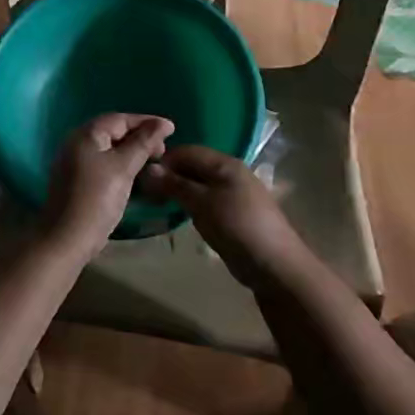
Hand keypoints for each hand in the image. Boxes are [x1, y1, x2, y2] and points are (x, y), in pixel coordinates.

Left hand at [42, 114, 174, 253]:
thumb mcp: (124, 167)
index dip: (146, 122)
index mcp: (85, 135)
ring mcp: (74, 163)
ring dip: (132, 153)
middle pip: (113, 132)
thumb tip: (163, 123)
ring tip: (154, 163)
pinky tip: (136, 176)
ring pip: (109, 150)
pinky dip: (121, 166)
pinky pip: (103, 165)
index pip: (119, 119)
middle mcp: (76, 144)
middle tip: (163, 152)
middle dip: (140, 138)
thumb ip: (143, 143)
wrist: (68, 237)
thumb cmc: (97, 198)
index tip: (171, 130)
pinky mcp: (77, 180)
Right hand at [141, 145, 315, 289]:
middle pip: (191, 166)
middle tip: (145, 191)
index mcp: (225, 164)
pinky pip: (203, 200)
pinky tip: (174, 213)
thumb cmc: (236, 225)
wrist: (273, 263)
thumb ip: (175, 184)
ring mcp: (231, 194)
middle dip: (168, 175)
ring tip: (155, 203)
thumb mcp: (202, 202)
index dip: (164, 160)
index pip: (186, 151)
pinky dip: (187, 203)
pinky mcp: (230, 213)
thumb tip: (148, 169)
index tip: (141, 175)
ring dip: (176, 191)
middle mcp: (229, 173)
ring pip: (196, 184)